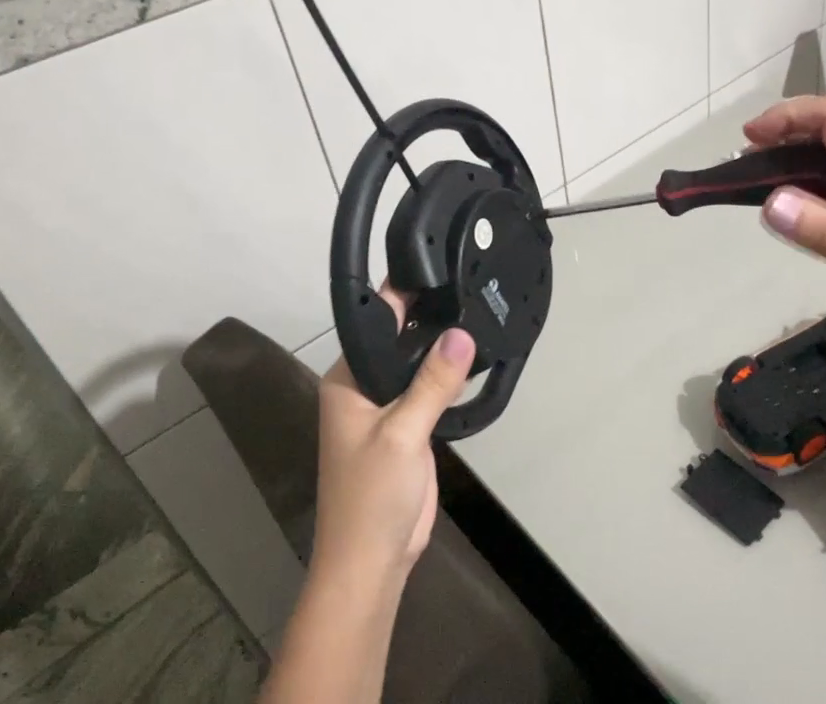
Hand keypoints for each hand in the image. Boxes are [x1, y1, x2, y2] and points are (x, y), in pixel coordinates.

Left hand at [313, 285, 474, 589]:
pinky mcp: (407, 429)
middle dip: (429, 318)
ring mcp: (385, 409)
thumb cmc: (371, 496)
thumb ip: (432, 383)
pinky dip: (447, 378)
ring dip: (440, 349)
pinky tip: (474, 359)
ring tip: (479, 311)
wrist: (372, 561)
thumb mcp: (402, 434)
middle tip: (471, 283)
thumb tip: (461, 333)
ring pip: (416, 366)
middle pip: (398, 341)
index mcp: (345, 381)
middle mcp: (362, 388)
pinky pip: (427, 391)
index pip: (375, 324)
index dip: (404, 295)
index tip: (440, 264)